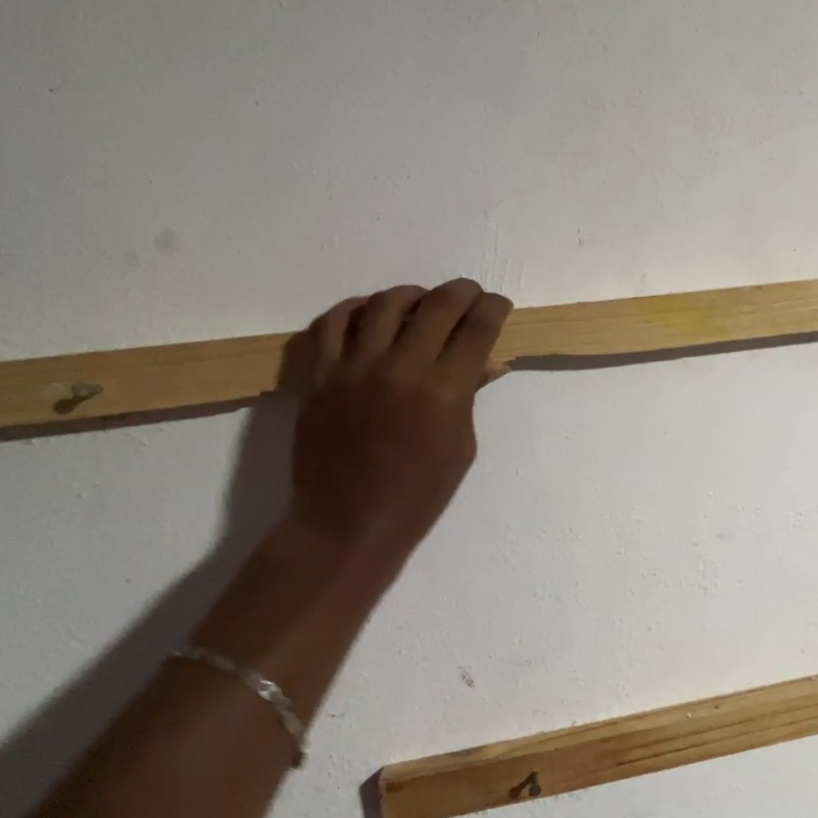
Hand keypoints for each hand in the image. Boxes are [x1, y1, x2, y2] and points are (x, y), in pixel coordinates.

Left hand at [288, 280, 512, 561]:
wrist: (347, 524)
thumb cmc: (418, 495)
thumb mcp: (461, 447)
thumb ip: (469, 396)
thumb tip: (485, 361)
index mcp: (444, 392)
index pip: (477, 329)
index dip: (493, 309)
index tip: (498, 306)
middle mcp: (400, 368)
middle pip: (437, 306)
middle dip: (462, 292)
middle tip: (470, 295)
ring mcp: (354, 369)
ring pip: (384, 304)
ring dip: (412, 294)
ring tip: (422, 301)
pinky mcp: (319, 376)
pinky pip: (332, 324)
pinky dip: (354, 308)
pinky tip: (369, 312)